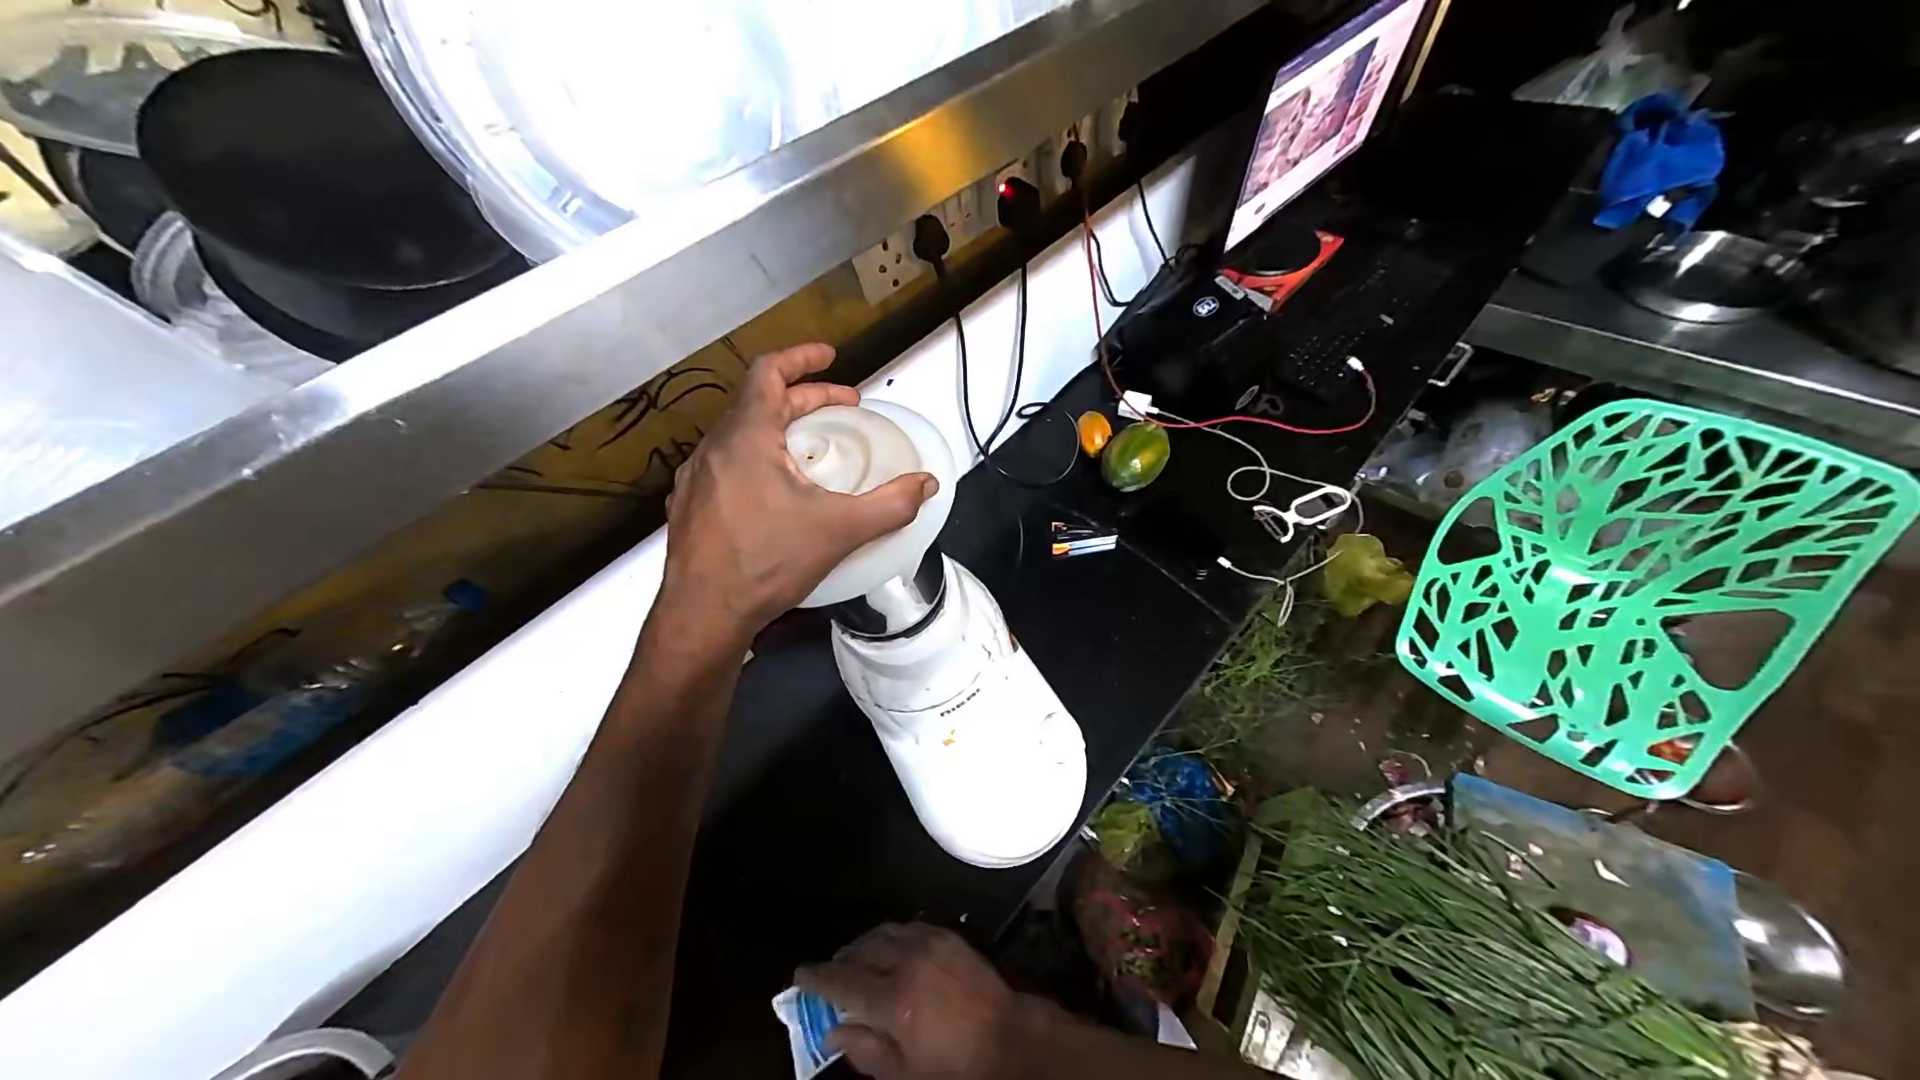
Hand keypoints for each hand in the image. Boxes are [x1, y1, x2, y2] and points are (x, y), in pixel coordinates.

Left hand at [661, 344, 936, 643]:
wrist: (703, 614)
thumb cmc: (766, 562)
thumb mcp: (839, 530)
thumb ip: (890, 505)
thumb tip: (926, 484)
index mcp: (745, 437)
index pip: (768, 372)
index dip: (802, 357)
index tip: (830, 356)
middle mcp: (713, 448)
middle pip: (760, 403)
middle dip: (806, 400)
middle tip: (844, 410)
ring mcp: (696, 478)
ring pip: (741, 435)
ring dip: (780, 430)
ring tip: (814, 451)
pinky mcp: (689, 507)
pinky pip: (727, 465)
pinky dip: (757, 460)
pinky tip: (777, 493)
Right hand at [796, 923, 1015, 1079]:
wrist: (1006, 1036)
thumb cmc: (953, 1065)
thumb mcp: (904, 1074)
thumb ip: (864, 1050)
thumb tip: (833, 1032)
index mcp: (894, 1000)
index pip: (843, 982)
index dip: (818, 978)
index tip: (800, 975)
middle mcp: (907, 961)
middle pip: (860, 951)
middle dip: (839, 960)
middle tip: (827, 974)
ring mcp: (928, 942)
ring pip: (882, 932)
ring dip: (862, 944)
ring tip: (853, 959)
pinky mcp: (945, 934)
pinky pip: (906, 926)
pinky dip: (888, 935)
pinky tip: (886, 947)